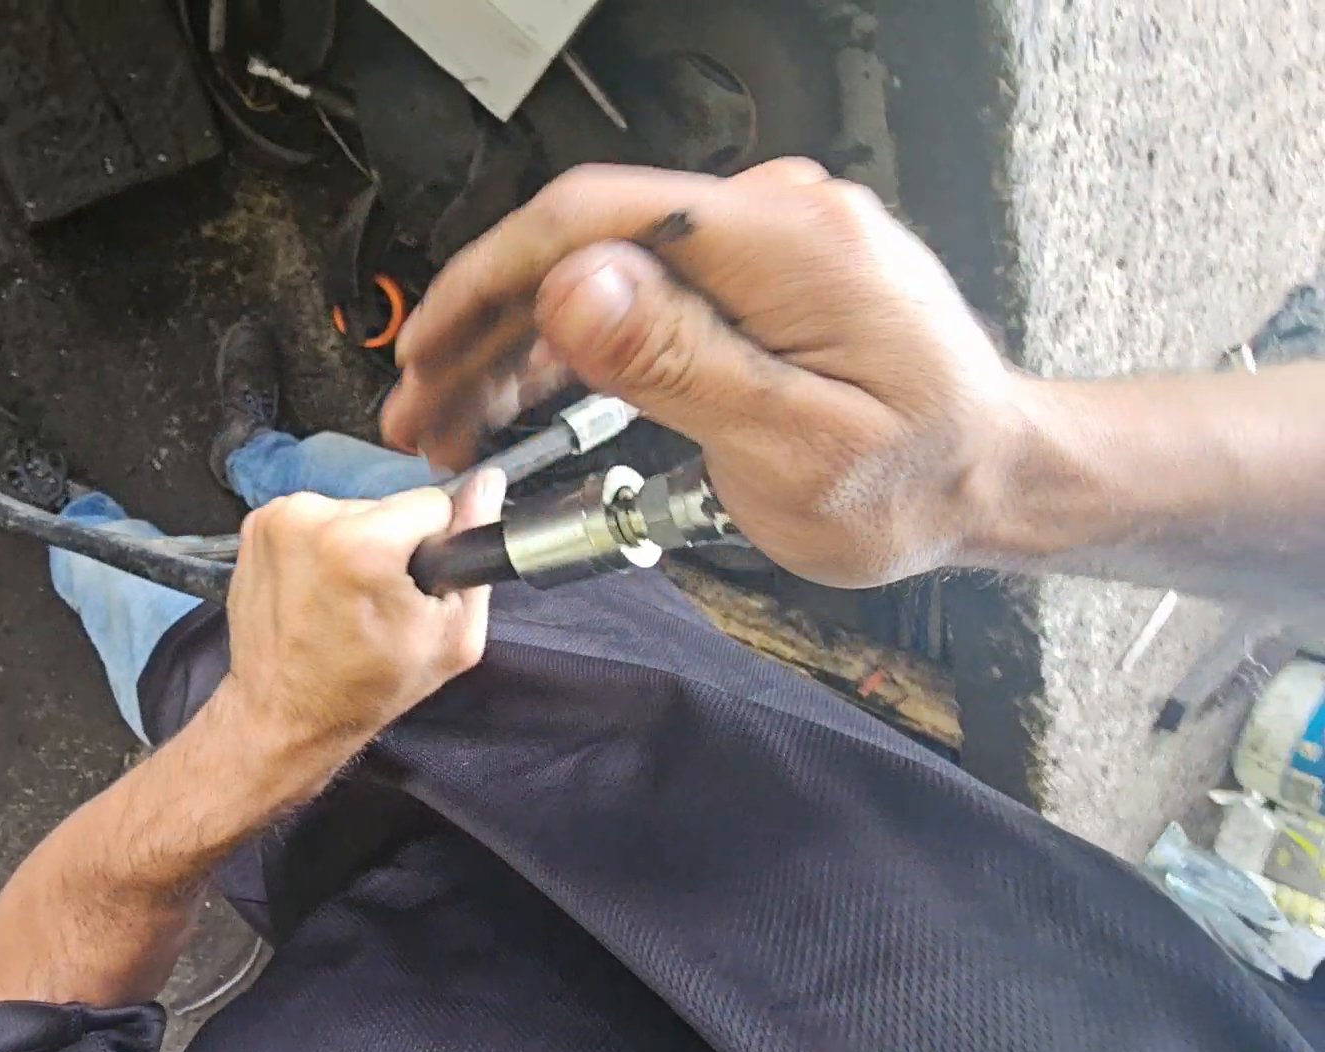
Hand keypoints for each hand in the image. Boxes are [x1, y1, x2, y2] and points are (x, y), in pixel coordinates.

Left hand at [219, 472, 505, 760]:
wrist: (283, 713)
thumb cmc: (370, 687)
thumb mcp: (452, 635)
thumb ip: (474, 553)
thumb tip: (490, 482)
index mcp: (362, 543)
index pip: (432, 503)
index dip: (436, 545)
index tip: (416, 586)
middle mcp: (312, 516)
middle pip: (388, 507)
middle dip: (395, 544)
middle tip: (380, 599)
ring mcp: (277, 517)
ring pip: (352, 511)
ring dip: (358, 544)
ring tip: (346, 598)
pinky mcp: (257, 524)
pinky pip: (317, 519)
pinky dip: (325, 545)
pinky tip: (318, 587)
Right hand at [383, 160, 1030, 587]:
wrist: (983, 482)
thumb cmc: (912, 481)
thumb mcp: (796, 443)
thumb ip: (682, 359)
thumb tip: (573, 288)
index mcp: (783, 244)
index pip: (591, 220)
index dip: (489, 279)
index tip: (429, 342)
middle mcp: (757, 228)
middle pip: (570, 258)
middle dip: (475, 335)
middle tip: (416, 405)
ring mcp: (738, 259)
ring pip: (576, 291)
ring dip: (497, 357)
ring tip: (441, 422)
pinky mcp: (724, 294)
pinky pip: (611, 317)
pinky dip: (547, 363)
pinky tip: (499, 403)